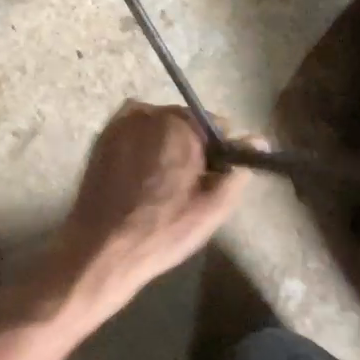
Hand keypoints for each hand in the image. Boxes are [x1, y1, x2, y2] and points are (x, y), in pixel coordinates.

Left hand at [49, 101, 254, 308]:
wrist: (101, 248)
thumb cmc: (162, 230)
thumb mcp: (211, 208)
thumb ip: (237, 170)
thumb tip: (257, 140)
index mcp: (179, 124)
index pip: (215, 125)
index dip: (220, 152)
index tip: (215, 177)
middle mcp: (149, 112)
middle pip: (186, 122)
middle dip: (193, 146)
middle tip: (190, 186)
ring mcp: (122, 121)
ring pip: (160, 126)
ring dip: (167, 145)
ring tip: (163, 186)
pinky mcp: (104, 134)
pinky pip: (136, 131)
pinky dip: (144, 145)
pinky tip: (141, 178)